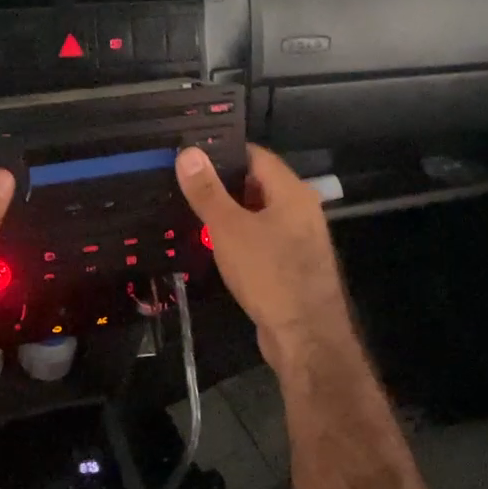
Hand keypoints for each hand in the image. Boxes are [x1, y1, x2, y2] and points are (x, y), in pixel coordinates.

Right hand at [175, 144, 353, 362]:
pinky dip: (239, 237)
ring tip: (190, 210)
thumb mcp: (229, 229)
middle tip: (182, 182)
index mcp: (291, 191)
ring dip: (229, 213)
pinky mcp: (292, 265)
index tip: (189, 154)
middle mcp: (301, 209)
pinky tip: (213, 245)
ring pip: (258, 213)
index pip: (255, 155)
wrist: (305, 337)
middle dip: (221, 183)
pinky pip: (262, 239)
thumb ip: (207, 191)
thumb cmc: (269, 274)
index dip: (223, 151)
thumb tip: (188, 152)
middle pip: (257, 183)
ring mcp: (299, 238)